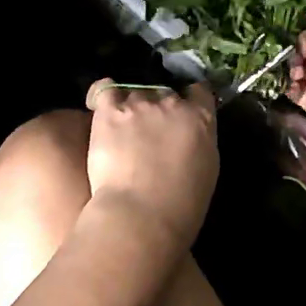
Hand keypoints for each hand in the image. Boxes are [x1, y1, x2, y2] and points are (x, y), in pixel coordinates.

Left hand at [83, 80, 218, 251]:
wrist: (141, 215)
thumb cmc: (181, 206)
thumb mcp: (206, 169)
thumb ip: (198, 141)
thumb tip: (188, 135)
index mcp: (200, 118)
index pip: (199, 92)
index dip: (190, 100)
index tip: (184, 112)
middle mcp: (170, 103)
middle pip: (164, 92)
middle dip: (159, 108)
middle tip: (150, 133)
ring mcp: (139, 104)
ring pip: (135, 93)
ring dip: (132, 108)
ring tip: (123, 132)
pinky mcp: (110, 111)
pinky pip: (105, 90)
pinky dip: (101, 96)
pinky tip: (99, 108)